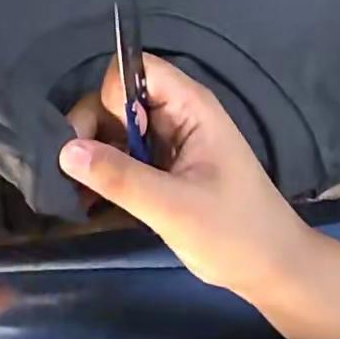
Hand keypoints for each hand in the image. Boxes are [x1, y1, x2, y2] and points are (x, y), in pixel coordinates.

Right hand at [59, 53, 316, 294]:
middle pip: (118, 97)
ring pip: (116, 126)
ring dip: (93, 154)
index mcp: (189, 105)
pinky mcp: (163, 165)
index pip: (136, 68)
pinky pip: (123, 153)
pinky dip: (104, 171)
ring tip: (75, 193)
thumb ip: (120, 177)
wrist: (274, 270)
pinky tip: (86, 200)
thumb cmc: (234, 232)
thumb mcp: (175, 208)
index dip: (111, 94)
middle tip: (74, 173)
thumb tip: (65, 151)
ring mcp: (169, 139)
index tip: (103, 138)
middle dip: (92, 129)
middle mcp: (176, 113)